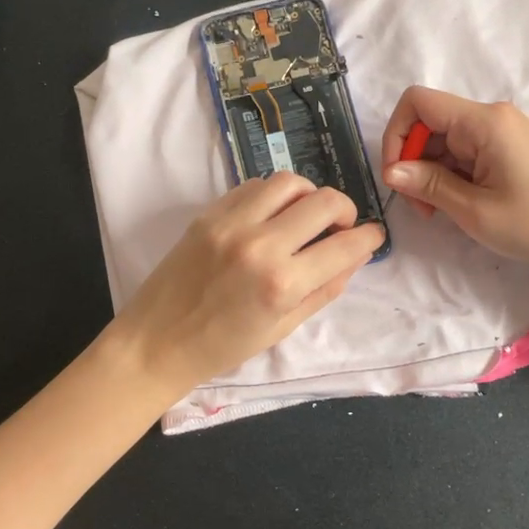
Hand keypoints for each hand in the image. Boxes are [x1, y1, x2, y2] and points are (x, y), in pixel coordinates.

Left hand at [108, 172, 384, 390]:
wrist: (157, 342)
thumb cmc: (223, 346)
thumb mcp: (283, 328)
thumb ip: (324, 289)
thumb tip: (355, 256)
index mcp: (283, 284)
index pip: (345, 246)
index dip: (369, 238)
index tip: (372, 236)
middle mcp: (261, 245)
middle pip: (325, 201)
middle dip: (345, 211)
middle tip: (340, 227)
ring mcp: (231, 224)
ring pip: (289, 182)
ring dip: (309, 195)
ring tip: (305, 216)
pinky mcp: (209, 214)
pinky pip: (253, 186)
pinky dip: (273, 195)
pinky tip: (271, 216)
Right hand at [380, 86, 528, 266]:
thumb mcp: (474, 210)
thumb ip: (428, 185)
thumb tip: (390, 171)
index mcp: (484, 122)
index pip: (417, 102)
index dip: (396, 135)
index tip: (396, 177)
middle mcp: (492, 117)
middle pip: (429, 123)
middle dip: (412, 162)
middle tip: (420, 208)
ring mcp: (502, 132)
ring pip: (444, 141)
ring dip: (430, 174)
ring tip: (439, 213)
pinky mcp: (509, 149)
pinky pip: (465, 152)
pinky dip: (451, 176)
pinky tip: (459, 205)